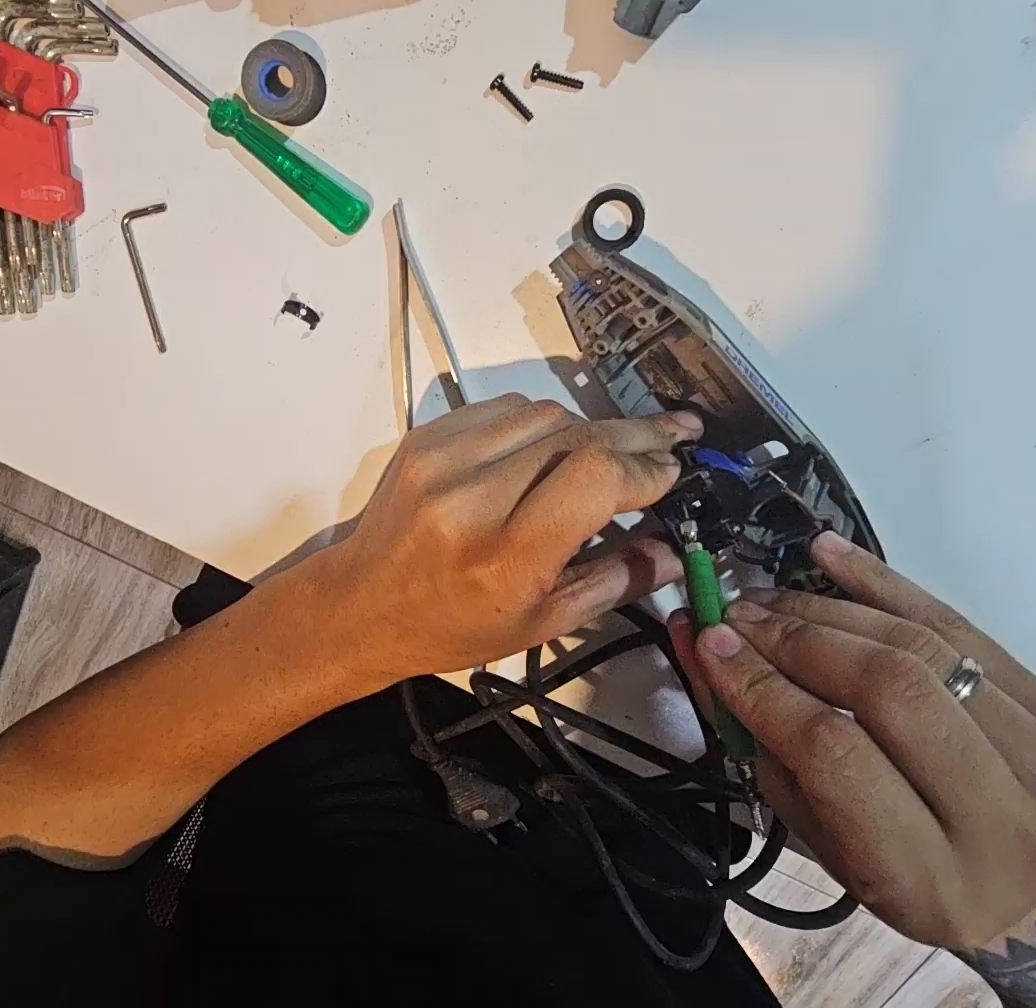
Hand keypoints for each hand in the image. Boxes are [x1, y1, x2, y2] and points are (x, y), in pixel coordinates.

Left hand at [306, 394, 699, 682]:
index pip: (593, 478)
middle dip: (635, 434)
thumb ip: (613, 582)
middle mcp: (471, 495)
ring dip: (588, 427)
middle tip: (676, 433)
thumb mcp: (539, 625)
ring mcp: (442, 457)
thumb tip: (673, 550)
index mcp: (504, 555)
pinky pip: (504, 408)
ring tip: (615, 448)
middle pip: (575, 435)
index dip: (644, 469)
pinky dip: (540, 422)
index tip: (673, 472)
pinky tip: (553, 446)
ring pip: (544, 413)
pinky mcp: (425, 436)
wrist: (360, 603)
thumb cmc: (453, 627)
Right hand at [670, 532, 1035, 952]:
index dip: (763, 686)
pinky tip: (827, 552)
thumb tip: (703, 643)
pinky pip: (962, 627)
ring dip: (831, 608)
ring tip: (770, 597)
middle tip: (738, 614)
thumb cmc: (893, 873)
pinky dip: (887, 583)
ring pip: (924, 648)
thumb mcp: (813, 830)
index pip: (834, 751)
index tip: (708, 641)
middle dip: (797, 639)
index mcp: (928, 875)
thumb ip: (756, 738)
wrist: (1028, 903)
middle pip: (888, 687)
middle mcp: (1005, 821)